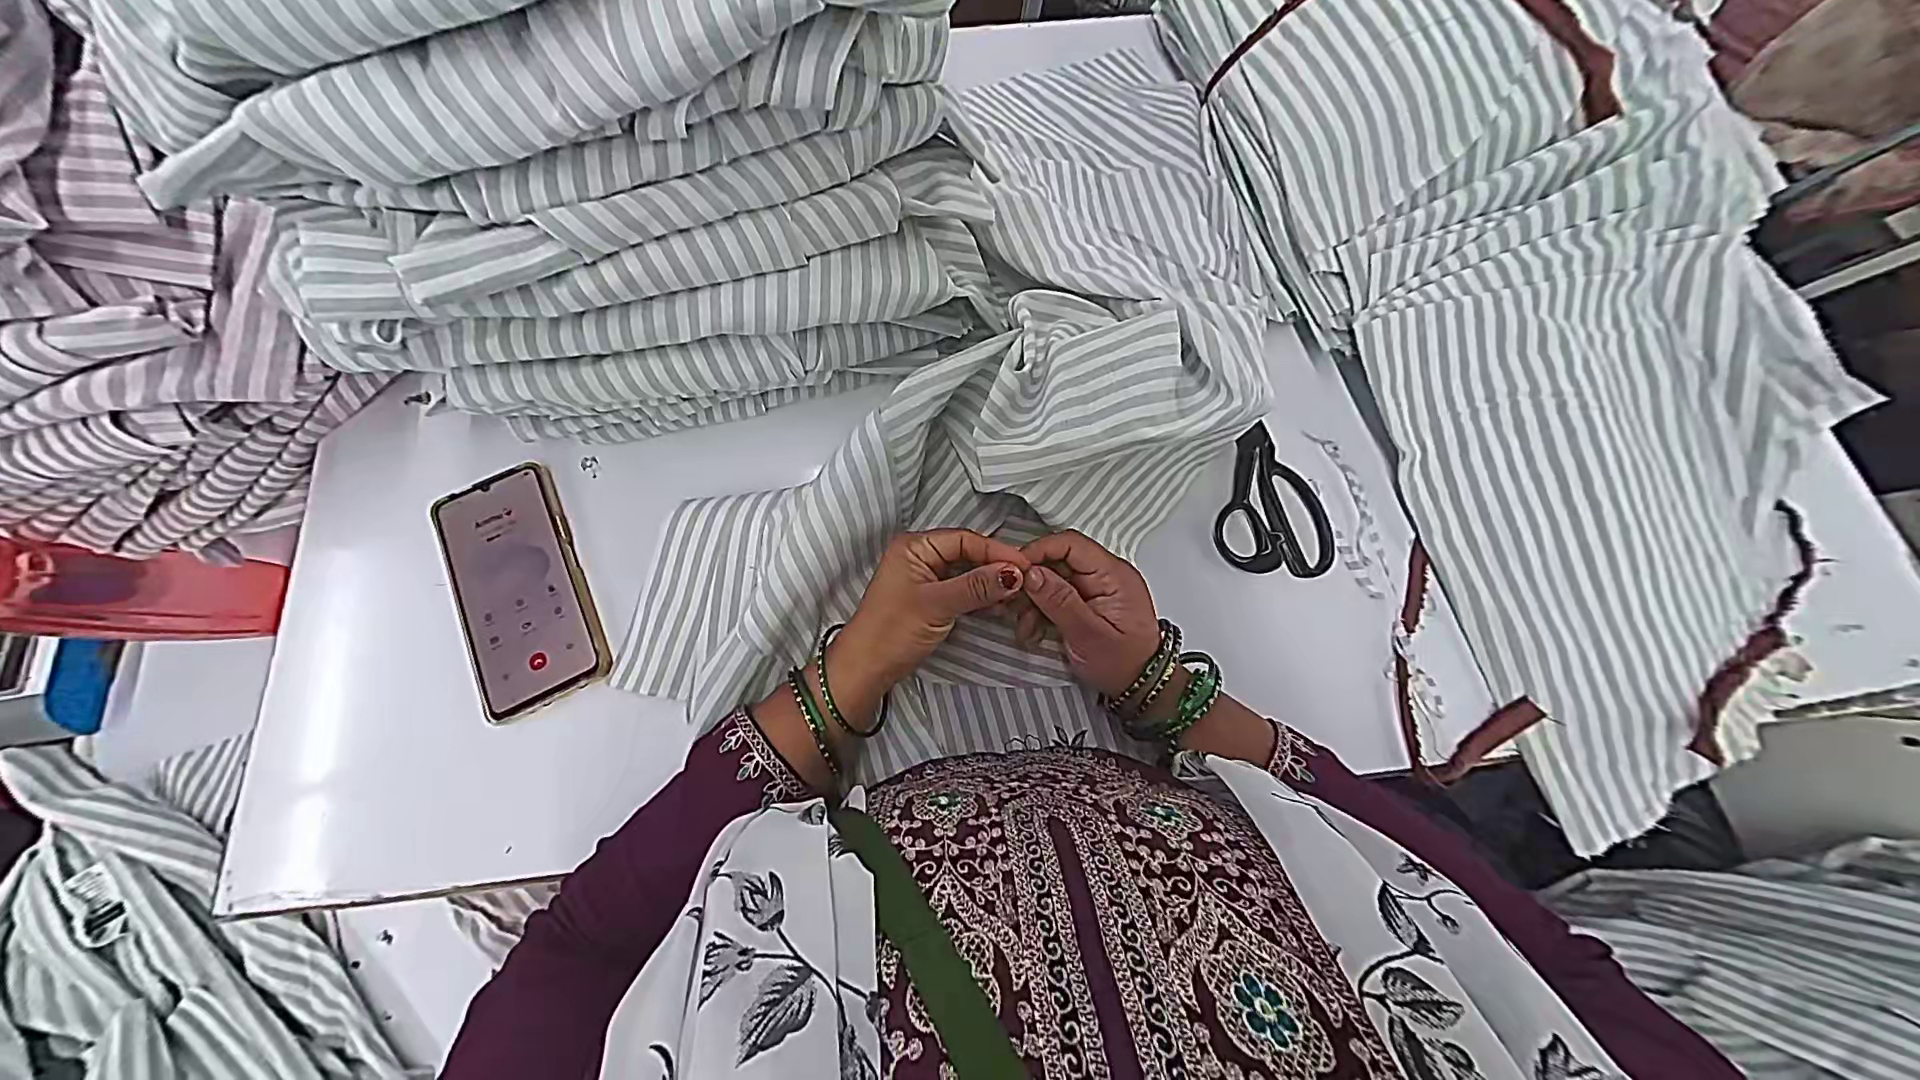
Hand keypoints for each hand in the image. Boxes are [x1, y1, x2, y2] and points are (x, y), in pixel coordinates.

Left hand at [832, 530, 1030, 700]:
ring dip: (990, 583)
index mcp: (914, 546)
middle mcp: (919, 556)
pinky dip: (980, 596)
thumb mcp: (938, 604)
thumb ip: (977, 586)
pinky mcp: (931, 598)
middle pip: (968, 554)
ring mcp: (925, 577)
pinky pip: (962, 589)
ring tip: (1015, 595)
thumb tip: (1013, 573)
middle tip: (1024, 581)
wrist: (866, 669)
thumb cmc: (891, 632)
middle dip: (995, 567)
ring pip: (967, 572)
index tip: (1024, 566)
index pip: (965, 539)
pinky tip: (998, 605)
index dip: (996, 551)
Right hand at [1017, 530, 1161, 697]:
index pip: (1071, 544)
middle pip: (1058, 561)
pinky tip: (1034, 630)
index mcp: (1113, 575)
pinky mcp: (1087, 602)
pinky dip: (1041, 611)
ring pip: (1052, 579)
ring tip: (1027, 627)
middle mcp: (1105, 575)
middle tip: (1015, 605)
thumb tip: (1032, 572)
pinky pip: (1057, 595)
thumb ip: (1059, 601)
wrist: (1141, 688)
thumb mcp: (1087, 635)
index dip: (1039, 551)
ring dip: (1033, 601)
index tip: (1016, 570)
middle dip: (1033, 583)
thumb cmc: (1124, 665)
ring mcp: (1096, 588)